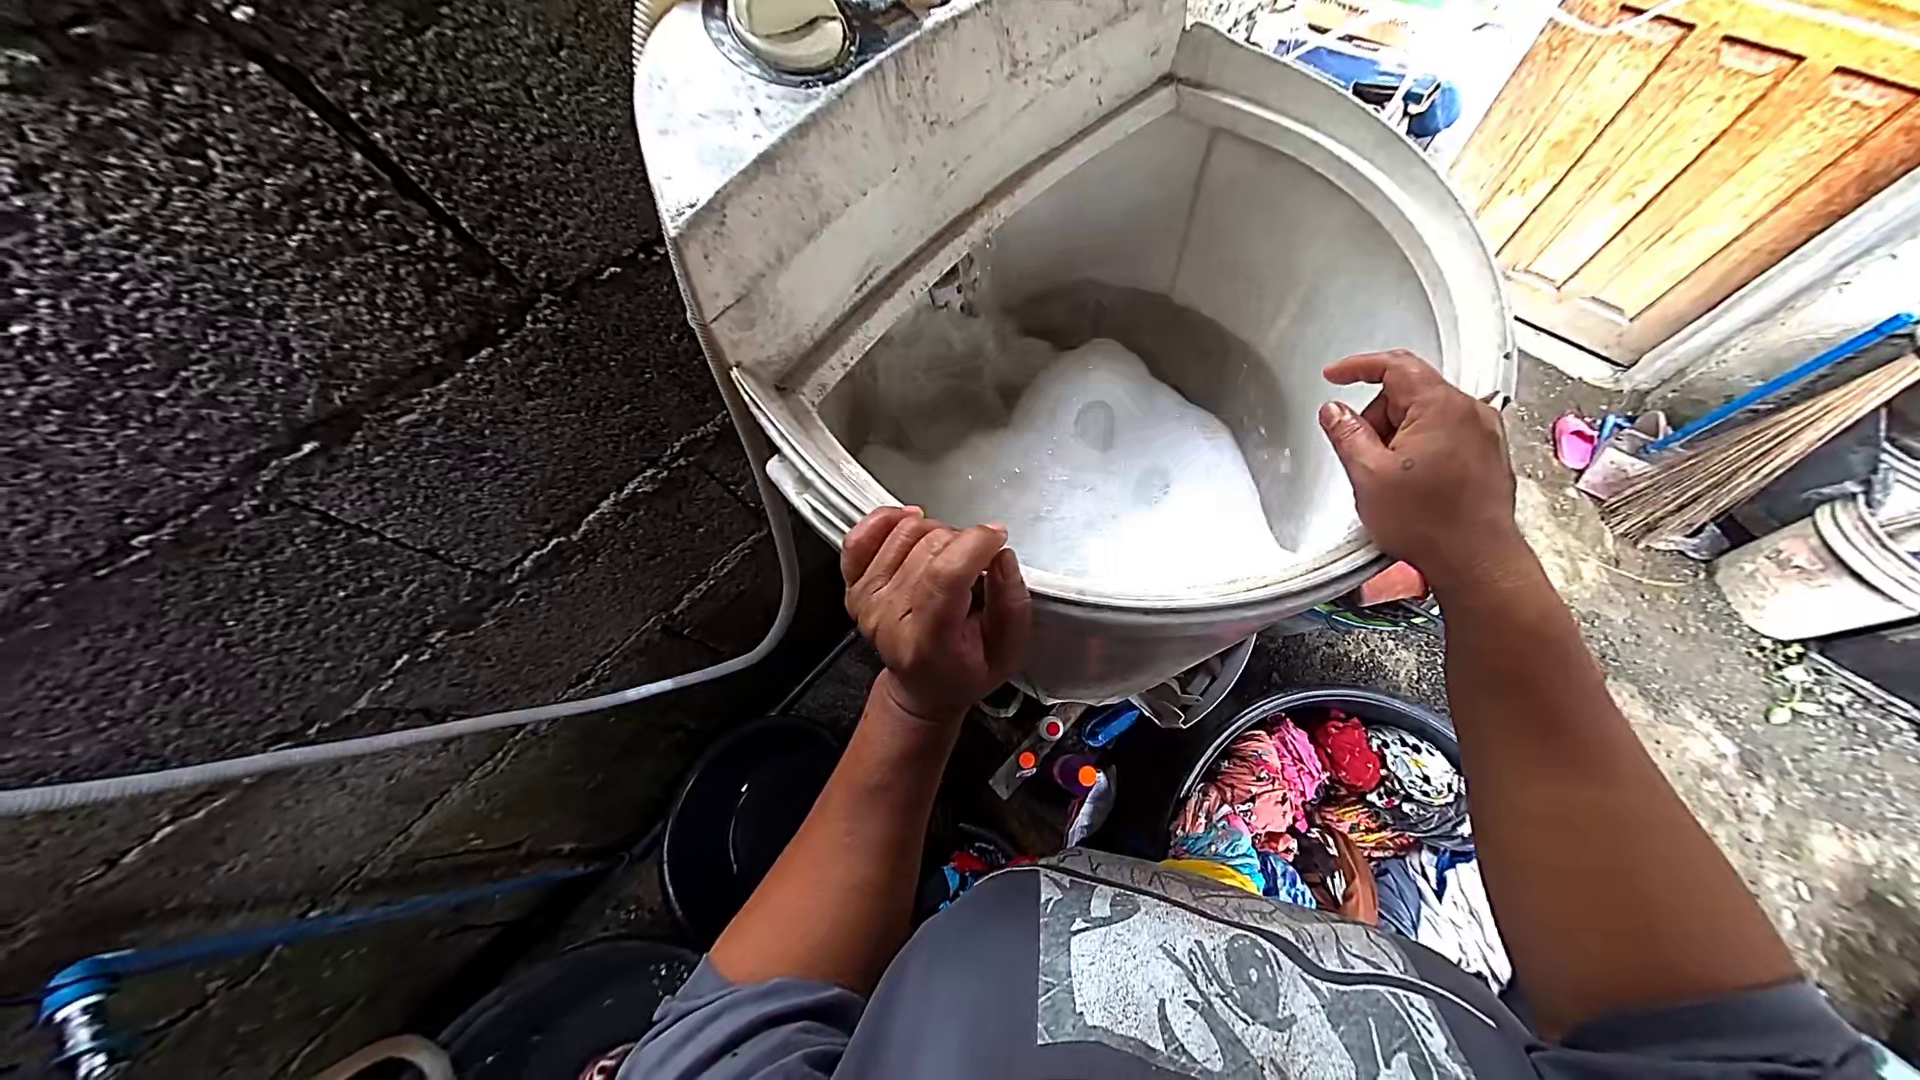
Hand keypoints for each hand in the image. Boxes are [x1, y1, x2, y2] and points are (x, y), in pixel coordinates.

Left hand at [840, 507, 1032, 723]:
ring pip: (905, 533)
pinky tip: (912, 522)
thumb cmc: (963, 671)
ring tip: (951, 556)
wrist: (923, 688)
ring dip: (937, 532)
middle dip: (964, 542)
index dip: (975, 545)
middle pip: (928, 548)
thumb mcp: (1008, 652)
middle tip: (977, 563)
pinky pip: (860, 537)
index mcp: (928, 642)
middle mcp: (889, 619)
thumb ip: (1012, 603)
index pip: (945, 576)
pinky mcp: (854, 585)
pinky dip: (888, 520)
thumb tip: (1001, 556)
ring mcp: (867, 601)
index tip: (996, 537)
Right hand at [1319, 349, 1520, 588]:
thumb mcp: (1367, 475)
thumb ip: (1346, 434)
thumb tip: (1334, 411)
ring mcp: (1483, 433)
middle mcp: (1470, 413)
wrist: (1474, 559)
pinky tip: (1407, 482)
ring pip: (1423, 415)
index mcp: (1441, 409)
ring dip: (1395, 436)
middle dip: (1375, 418)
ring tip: (1388, 477)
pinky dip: (1416, 448)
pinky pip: (1441, 434)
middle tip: (1362, 454)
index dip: (1358, 366)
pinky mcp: (1485, 454)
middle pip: (1407, 393)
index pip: (1395, 366)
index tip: (1336, 374)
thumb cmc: (1430, 523)